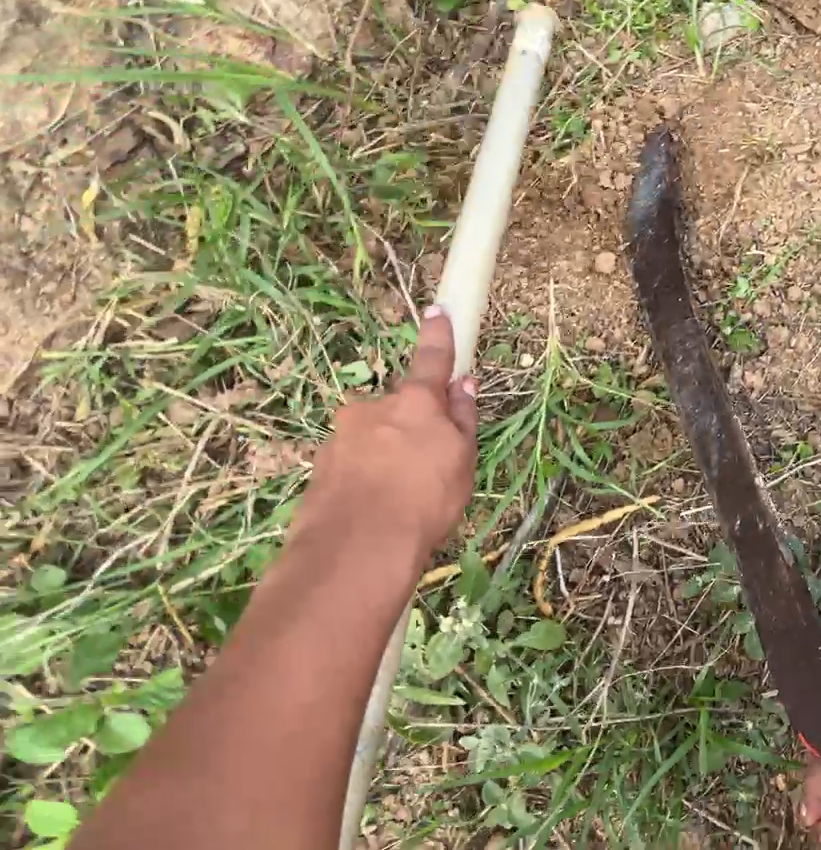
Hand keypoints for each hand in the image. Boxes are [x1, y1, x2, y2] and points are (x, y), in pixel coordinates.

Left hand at [296, 305, 477, 564]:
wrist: (355, 549)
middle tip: (434, 462)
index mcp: (414, 402)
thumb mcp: (462, 458)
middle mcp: (372, 410)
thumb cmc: (425, 498)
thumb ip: (461, 420)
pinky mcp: (320, 468)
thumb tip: (462, 385)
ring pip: (375, 438)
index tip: (439, 310)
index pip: (432, 360)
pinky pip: (355, 462)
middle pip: (400, 408)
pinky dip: (370, 475)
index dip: (439, 335)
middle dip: (415, 425)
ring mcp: (340, 438)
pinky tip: (381, 505)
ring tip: (406, 495)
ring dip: (391, 455)